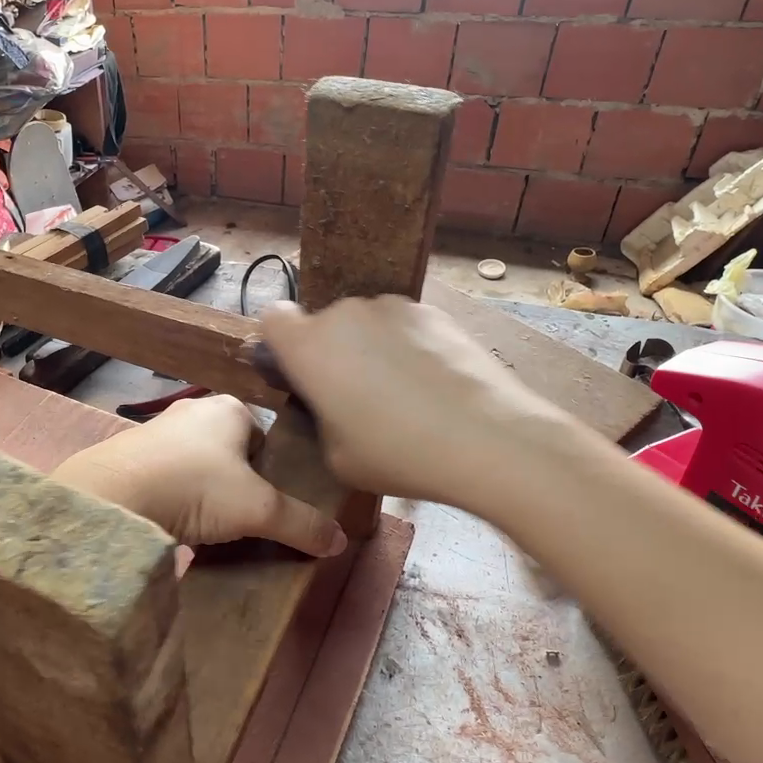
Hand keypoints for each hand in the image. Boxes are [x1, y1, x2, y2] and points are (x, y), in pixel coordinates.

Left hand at [51, 394, 345, 556]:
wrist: (113, 497)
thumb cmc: (196, 487)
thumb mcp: (259, 508)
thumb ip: (301, 523)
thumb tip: (339, 541)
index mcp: (229, 408)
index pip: (266, 440)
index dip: (274, 476)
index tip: (272, 508)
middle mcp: (193, 411)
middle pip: (232, 455)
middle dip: (240, 488)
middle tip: (245, 524)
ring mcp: (157, 433)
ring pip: (198, 469)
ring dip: (206, 498)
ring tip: (212, 532)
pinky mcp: (131, 458)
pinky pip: (168, 481)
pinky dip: (177, 503)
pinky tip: (179, 529)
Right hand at [259, 296, 580, 504]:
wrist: (489, 438)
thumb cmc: (397, 453)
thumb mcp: (336, 456)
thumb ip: (319, 417)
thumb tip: (329, 402)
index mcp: (308, 346)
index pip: (273, 318)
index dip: (281, 344)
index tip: (299, 375)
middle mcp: (345, 313)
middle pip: (324, 323)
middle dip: (331, 352)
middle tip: (353, 398)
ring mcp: (393, 307)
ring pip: (366, 324)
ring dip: (371, 349)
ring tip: (403, 395)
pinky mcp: (435, 312)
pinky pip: (404, 327)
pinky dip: (409, 348)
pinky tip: (433, 386)